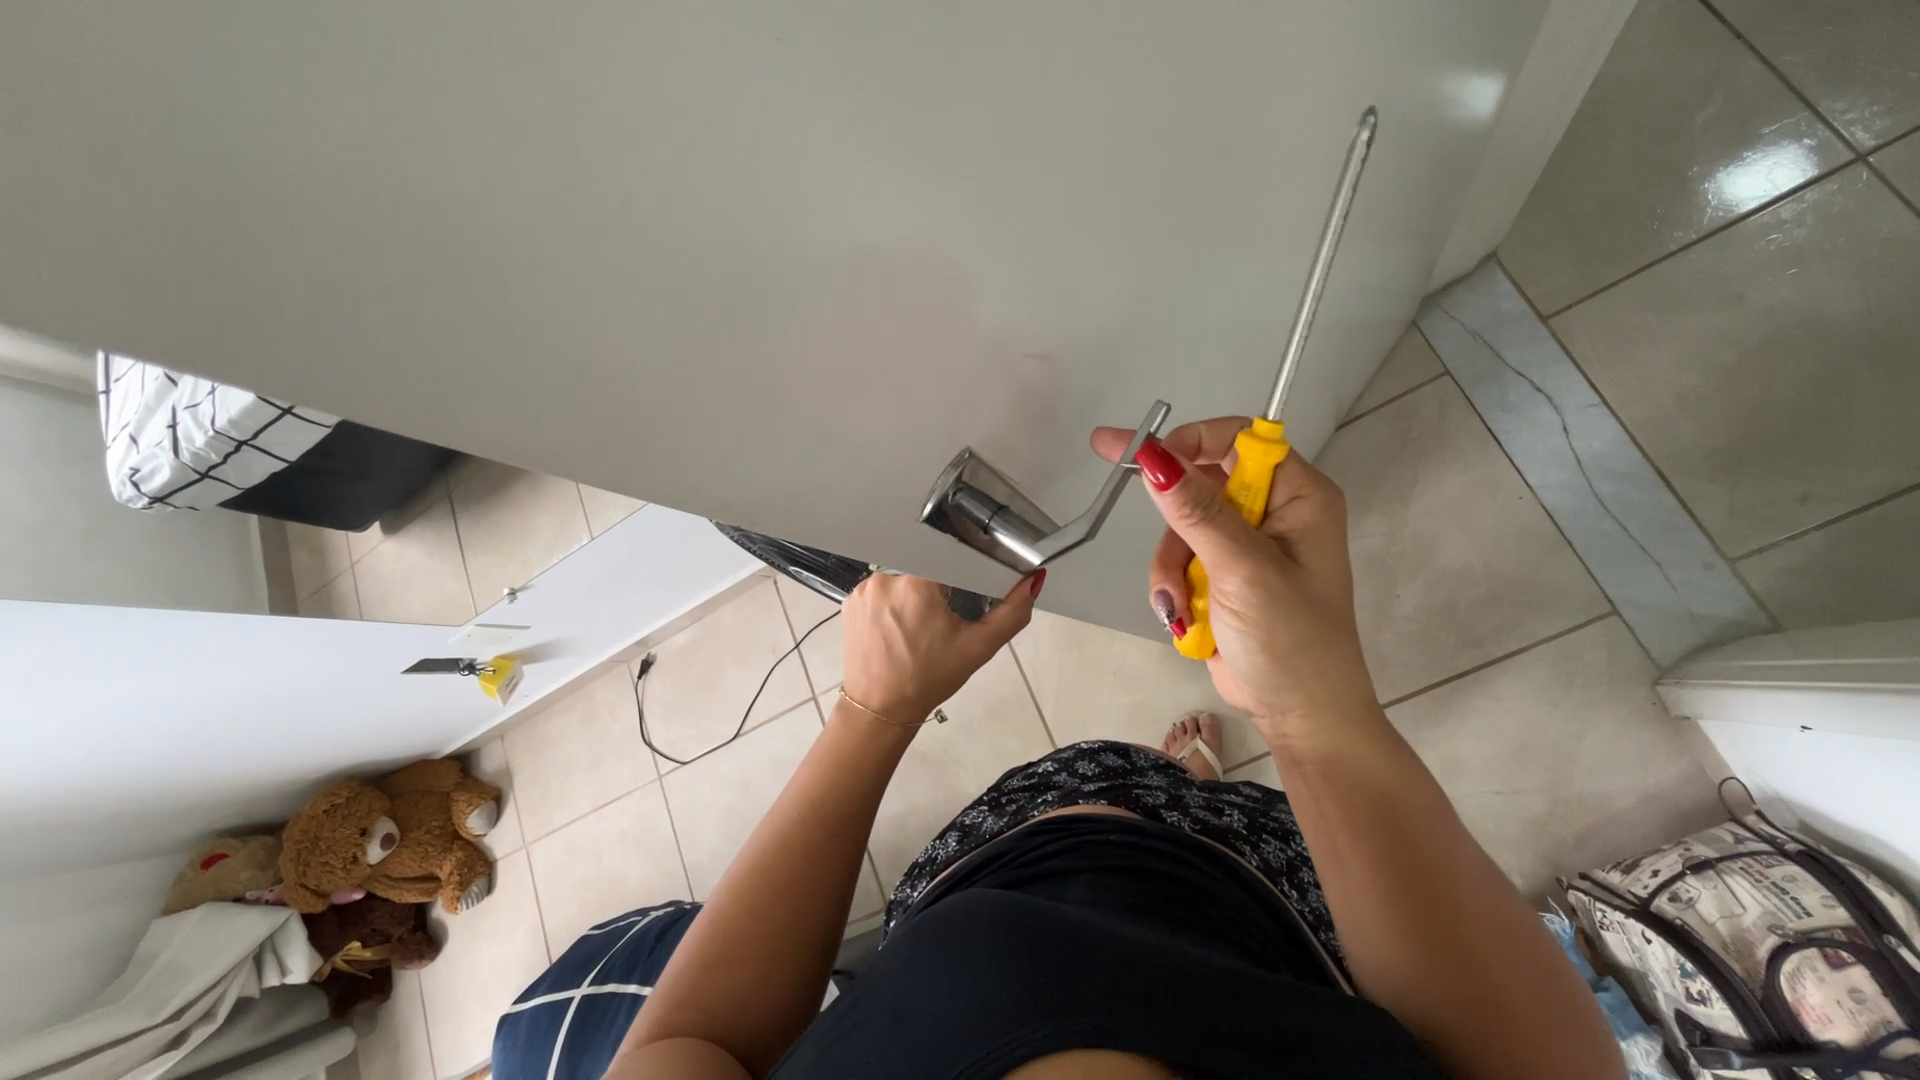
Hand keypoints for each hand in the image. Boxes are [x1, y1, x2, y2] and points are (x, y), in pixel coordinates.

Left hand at [838, 571, 1040, 725]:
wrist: (880, 708)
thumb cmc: (925, 680)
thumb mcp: (978, 648)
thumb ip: (1011, 613)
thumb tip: (1031, 584)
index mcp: (918, 582)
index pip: (952, 559)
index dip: (964, 577)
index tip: (966, 597)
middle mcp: (886, 577)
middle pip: (927, 569)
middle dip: (939, 591)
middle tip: (942, 623)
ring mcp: (865, 589)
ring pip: (904, 578)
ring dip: (915, 597)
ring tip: (919, 630)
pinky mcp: (853, 601)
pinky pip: (882, 591)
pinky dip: (893, 605)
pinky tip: (899, 631)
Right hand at [1091, 418, 1375, 729]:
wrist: (1298, 715)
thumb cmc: (1290, 641)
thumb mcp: (1242, 570)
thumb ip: (1196, 511)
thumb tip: (1153, 455)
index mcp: (1298, 496)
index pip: (1237, 440)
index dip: (1189, 442)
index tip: (1141, 456)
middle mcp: (1273, 512)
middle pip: (1198, 485)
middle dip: (1175, 531)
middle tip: (1157, 549)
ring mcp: (1246, 546)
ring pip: (1180, 529)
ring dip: (1170, 570)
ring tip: (1181, 609)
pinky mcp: (1223, 576)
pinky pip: (1179, 560)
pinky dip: (1173, 587)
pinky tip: (1185, 618)